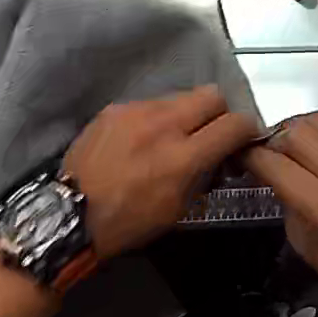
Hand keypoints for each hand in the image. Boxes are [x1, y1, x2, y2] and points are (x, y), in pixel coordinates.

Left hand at [63, 86, 258, 257]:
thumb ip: (204, 174)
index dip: (247, 131)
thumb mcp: (178, 209)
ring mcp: (136, 110)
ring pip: (179, 96)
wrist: (71, 212)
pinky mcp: (115, 107)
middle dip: (219, 113)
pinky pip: (148, 104)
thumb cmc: (128, 221)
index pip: (235, 124)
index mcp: (183, 156)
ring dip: (184, 115)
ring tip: (170, 139)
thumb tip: (221, 156)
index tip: (241, 142)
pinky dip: (154, 118)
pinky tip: (140, 139)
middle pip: (212, 95)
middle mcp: (163, 123)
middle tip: (209, 135)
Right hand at [242, 110, 317, 316]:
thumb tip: (264, 164)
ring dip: (296, 129)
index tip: (242, 156)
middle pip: (293, 133)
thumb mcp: (300, 239)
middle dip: (273, 141)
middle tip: (270, 154)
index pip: (273, 163)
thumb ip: (282, 196)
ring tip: (295, 148)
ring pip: (316, 119)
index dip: (250, 156)